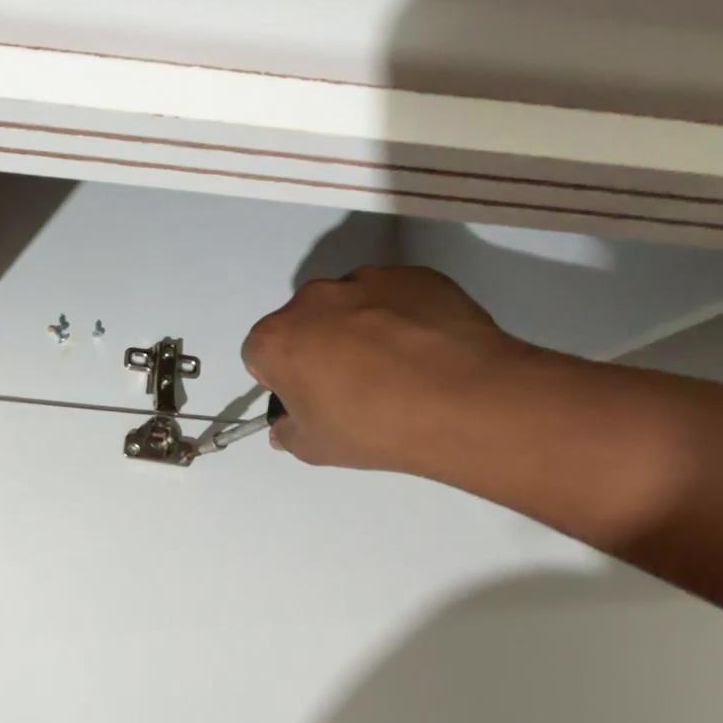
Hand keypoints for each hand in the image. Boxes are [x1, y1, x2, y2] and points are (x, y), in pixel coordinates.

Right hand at [241, 266, 537, 474]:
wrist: (462, 400)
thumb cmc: (370, 426)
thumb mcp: (312, 447)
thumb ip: (288, 431)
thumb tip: (288, 424)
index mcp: (276, 339)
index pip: (259, 355)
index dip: (280, 378)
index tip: (307, 397)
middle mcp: (313, 299)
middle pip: (303, 323)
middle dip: (318, 346)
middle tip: (351, 383)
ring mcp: (367, 280)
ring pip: (349, 305)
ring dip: (359, 328)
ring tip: (395, 365)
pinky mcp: (416, 275)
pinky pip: (395, 296)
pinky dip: (401, 316)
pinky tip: (423, 349)